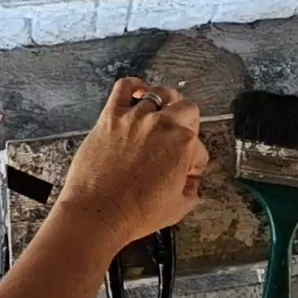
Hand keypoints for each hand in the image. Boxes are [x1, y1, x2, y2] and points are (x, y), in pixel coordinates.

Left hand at [54, 79, 208, 248]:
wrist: (98, 212)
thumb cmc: (134, 213)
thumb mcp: (177, 209)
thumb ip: (191, 191)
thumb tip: (192, 184)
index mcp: (183, 146)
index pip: (199, 148)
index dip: (195, 162)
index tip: (186, 171)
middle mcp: (163, 125)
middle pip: (188, 110)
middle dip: (189, 123)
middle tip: (180, 136)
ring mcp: (136, 117)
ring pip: (161, 94)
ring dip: (166, 103)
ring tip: (163, 111)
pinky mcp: (112, 115)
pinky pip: (124, 87)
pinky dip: (133, 85)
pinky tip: (138, 92)